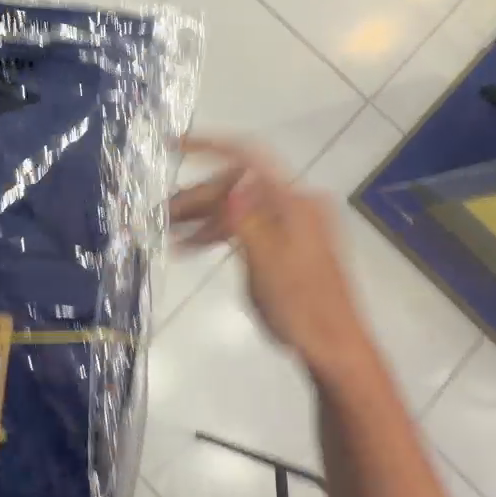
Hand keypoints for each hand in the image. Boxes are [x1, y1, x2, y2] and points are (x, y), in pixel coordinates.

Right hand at [169, 137, 373, 374]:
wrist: (335, 351)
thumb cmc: (301, 309)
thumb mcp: (266, 264)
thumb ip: (246, 220)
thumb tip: (229, 184)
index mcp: (294, 203)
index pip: (248, 158)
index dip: (208, 146)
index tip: (172, 145)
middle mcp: (295, 205)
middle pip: (236, 185)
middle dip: (195, 197)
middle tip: (160, 215)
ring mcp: (292, 224)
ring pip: (237, 206)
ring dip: (202, 216)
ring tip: (167, 233)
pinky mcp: (287, 244)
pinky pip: (245, 225)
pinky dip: (219, 231)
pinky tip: (192, 246)